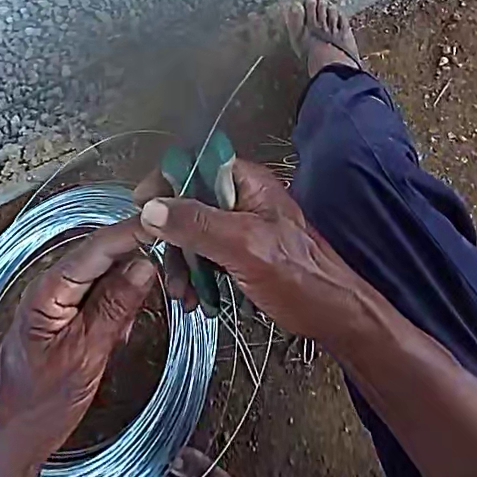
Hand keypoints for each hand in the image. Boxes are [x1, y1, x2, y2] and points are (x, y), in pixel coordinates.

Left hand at [0, 218, 158, 476]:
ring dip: (132, 287)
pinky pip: (106, 294)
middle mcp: (55, 285)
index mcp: (49, 290)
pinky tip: (122, 332)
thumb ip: (115, 306)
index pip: (99, 246)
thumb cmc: (37, 407)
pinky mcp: (73, 314)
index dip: (134, 231)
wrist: (10, 445)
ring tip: (131, 324)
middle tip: (172, 277)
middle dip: (140, 260)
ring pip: (111, 273)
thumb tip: (147, 263)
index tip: (169, 222)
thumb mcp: (85, 356)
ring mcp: (64, 299)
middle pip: (107, 253)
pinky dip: (123, 305)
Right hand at [137, 159, 367, 342]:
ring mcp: (244, 225)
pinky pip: (208, 254)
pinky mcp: (243, 251)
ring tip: (182, 291)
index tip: (144, 209)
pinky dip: (197, 274)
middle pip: (190, 200)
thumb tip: (153, 208)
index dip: (167, 181)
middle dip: (171, 233)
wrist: (333, 313)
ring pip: (195, 231)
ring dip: (182, 260)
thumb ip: (198, 224)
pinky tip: (196, 297)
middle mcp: (244, 197)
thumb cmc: (300, 277)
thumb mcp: (244, 247)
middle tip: (162, 262)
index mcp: (248, 182)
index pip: (196, 163)